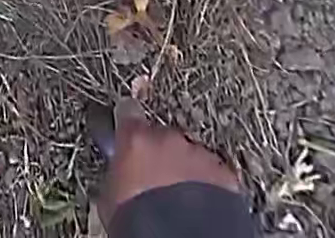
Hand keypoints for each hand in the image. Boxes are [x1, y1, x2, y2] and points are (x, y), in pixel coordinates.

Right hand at [101, 99, 239, 216]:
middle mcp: (167, 138)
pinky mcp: (222, 174)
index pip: (128, 111)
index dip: (128, 121)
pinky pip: (214, 173)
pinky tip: (201, 205)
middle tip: (155, 181)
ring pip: (189, 154)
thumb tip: (118, 173)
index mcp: (135, 137)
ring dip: (184, 169)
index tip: (128, 129)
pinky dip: (209, 186)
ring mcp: (197, 154)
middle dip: (160, 153)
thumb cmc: (138, 222)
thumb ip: (117, 170)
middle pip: (162, 136)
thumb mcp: (112, 194)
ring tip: (179, 199)